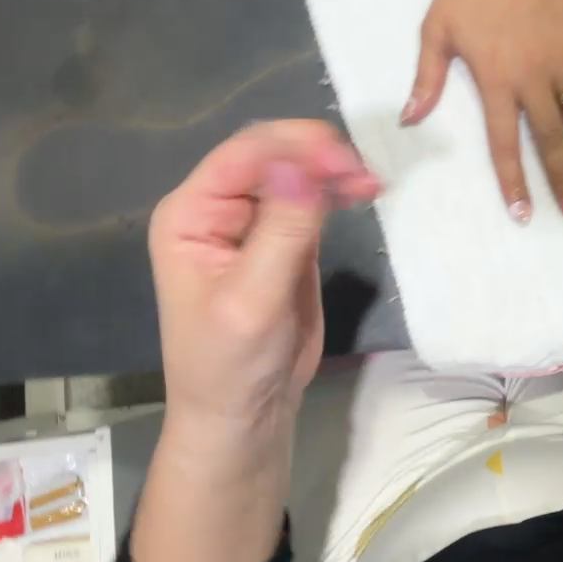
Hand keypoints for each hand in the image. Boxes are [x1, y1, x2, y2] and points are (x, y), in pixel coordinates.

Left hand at [147, 121, 380, 433]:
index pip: (243, 156)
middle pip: (271, 154)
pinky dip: (338, 191)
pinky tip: (363, 192)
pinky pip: (312, 198)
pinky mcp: (285, 237)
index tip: (345, 162)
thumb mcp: (253, 300)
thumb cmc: (231, 364)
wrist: (246, 413)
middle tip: (364, 174)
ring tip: (371, 184)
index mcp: (191, 214)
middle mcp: (218, 207)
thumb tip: (302, 166)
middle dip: (317, 154)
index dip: (294, 148)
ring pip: (296, 170)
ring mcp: (253, 220)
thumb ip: (280, 232)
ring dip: (333, 169)